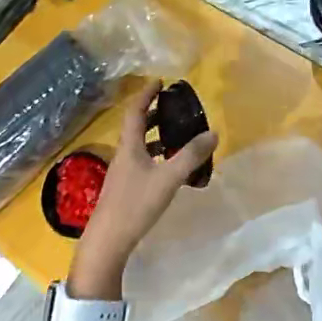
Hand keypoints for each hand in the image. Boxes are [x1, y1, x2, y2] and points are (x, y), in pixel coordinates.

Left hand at [68, 81, 217, 298]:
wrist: (109, 238)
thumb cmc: (136, 204)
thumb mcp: (168, 179)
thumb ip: (190, 156)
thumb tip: (212, 133)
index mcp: (129, 145)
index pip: (135, 111)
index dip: (146, 94)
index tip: (160, 82)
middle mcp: (123, 153)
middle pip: (135, 126)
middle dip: (152, 113)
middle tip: (172, 107)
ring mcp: (122, 171)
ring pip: (138, 144)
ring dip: (154, 135)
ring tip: (175, 133)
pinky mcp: (125, 186)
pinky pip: (141, 160)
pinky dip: (155, 154)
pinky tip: (168, 166)